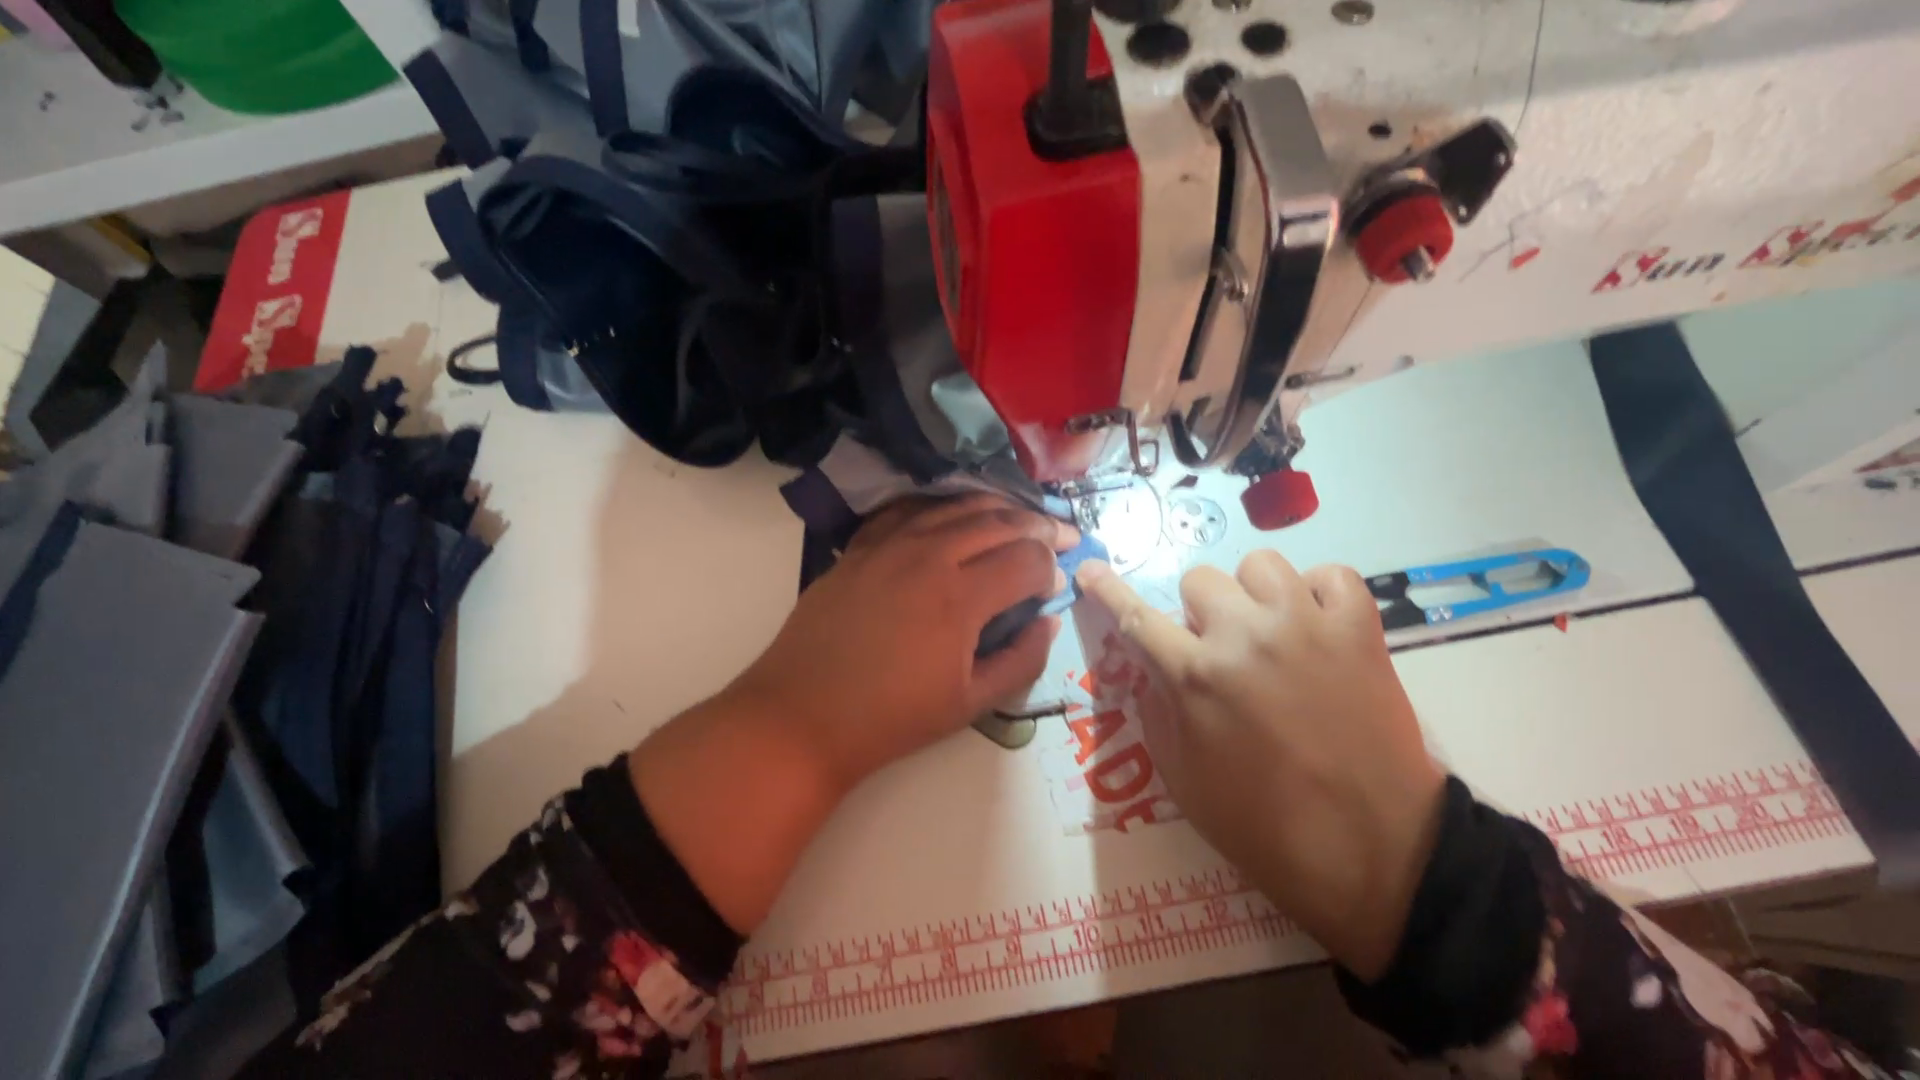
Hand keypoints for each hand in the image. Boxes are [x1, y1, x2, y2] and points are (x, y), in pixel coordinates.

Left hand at [633, 494, 1074, 932]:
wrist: (802, 715)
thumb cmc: (890, 719)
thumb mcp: (969, 703)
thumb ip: (1021, 660)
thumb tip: (1048, 622)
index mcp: (960, 597)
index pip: (1026, 559)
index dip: (1052, 567)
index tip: (1056, 585)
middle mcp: (928, 555)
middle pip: (998, 520)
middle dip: (1039, 525)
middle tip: (1061, 535)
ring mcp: (889, 545)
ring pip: (955, 506)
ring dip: (996, 508)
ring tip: (1019, 517)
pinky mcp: (860, 547)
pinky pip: (909, 510)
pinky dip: (942, 506)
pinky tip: (953, 515)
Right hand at [1076, 552, 1444, 980]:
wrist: (1371, 853)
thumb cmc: (1264, 827)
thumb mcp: (1183, 779)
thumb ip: (1159, 713)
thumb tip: (1155, 670)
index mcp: (1195, 676)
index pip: (1136, 616)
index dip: (1107, 590)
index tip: (1089, 570)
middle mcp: (1245, 635)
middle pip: (1199, 580)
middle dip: (1199, 613)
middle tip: (1219, 650)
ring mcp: (1307, 625)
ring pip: (1261, 565)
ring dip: (1254, 595)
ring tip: (1270, 634)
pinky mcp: (1362, 629)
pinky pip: (1331, 575)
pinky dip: (1318, 594)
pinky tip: (1318, 628)